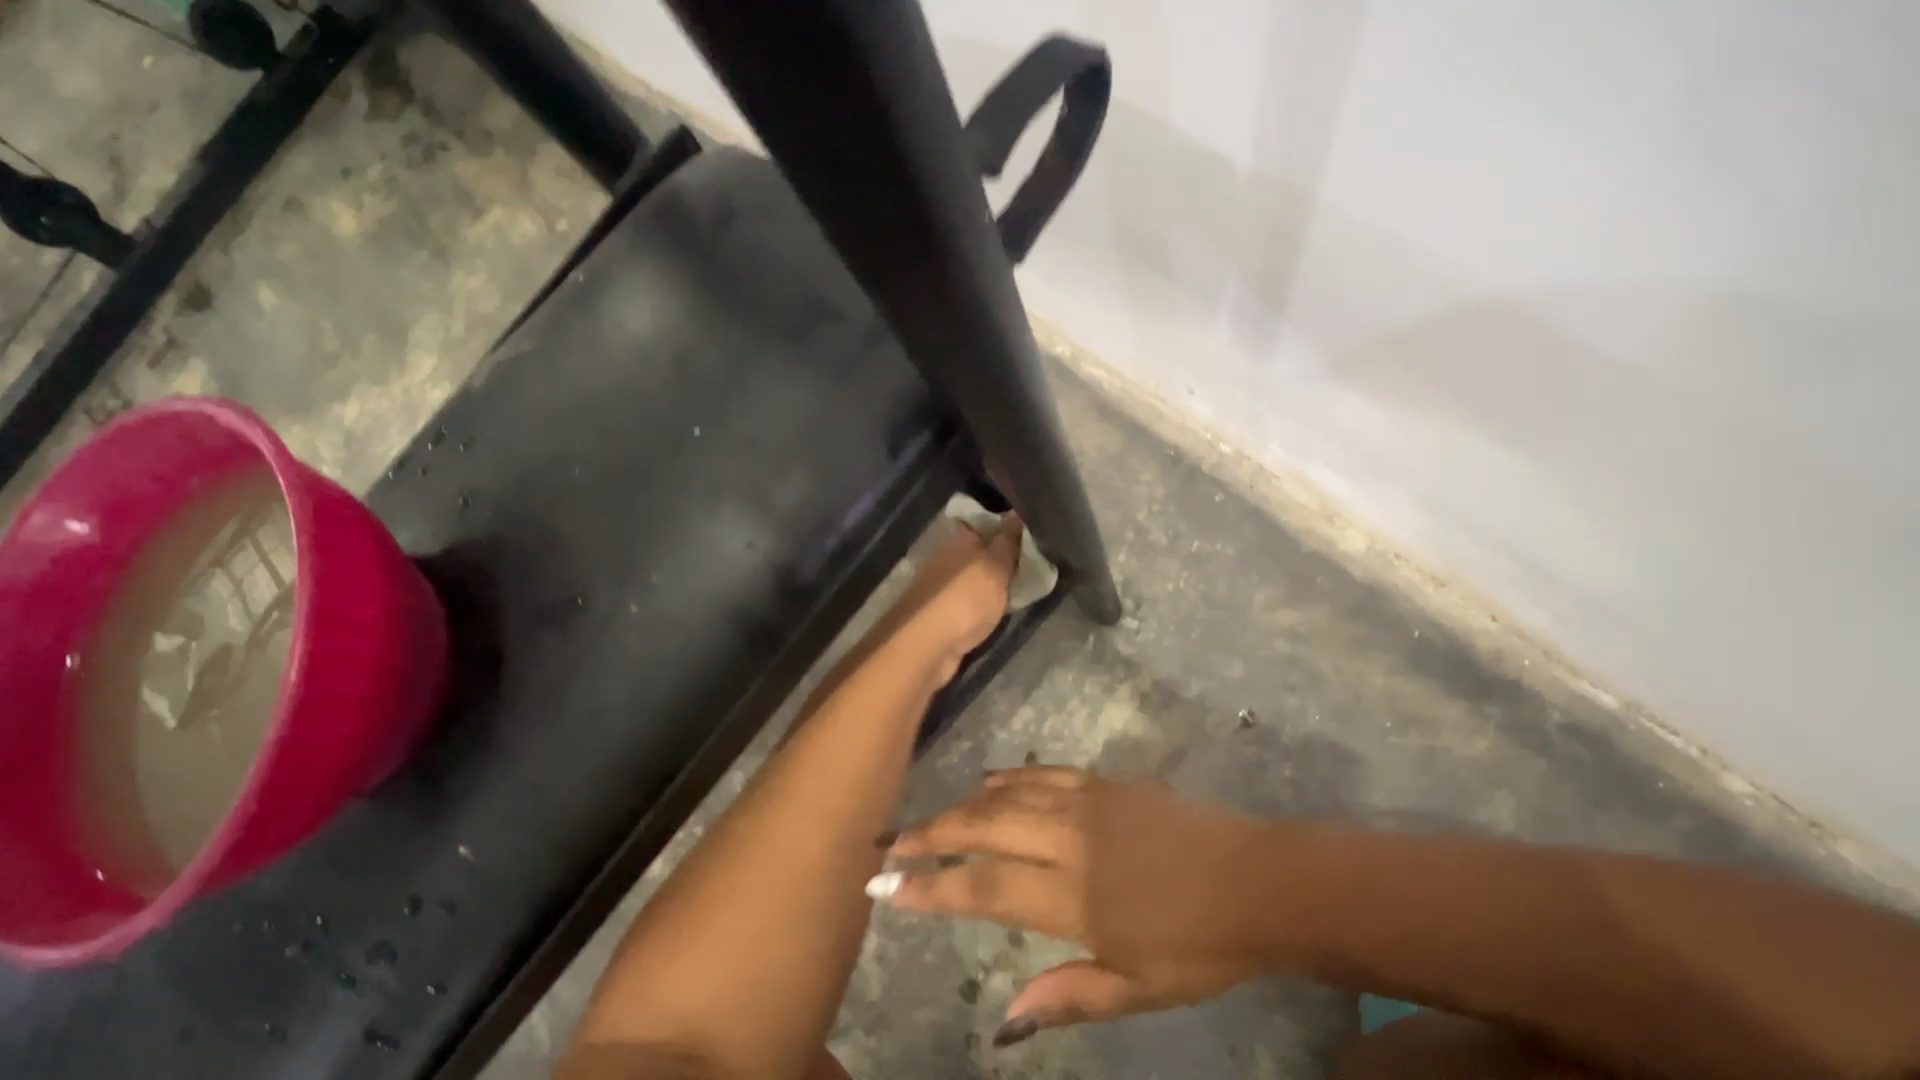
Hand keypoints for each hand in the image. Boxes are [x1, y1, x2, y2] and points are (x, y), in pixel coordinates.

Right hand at [870, 767, 1273, 1045]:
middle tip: (892, 841)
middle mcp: (1070, 841)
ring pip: (1010, 795)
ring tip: (930, 816)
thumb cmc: (1201, 947)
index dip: (931, 887)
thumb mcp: (1137, 989)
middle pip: (984, 828)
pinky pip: (1049, 773)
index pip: (983, 887)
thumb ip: (1068, 997)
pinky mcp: (1112, 785)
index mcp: (1072, 897)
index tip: (887, 886)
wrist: (1263, 882)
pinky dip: (1012, 776)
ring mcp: (1091, 805)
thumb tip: (1003, 1016)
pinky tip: (991, 778)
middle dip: (931, 834)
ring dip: (964, 804)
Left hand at [893, 515, 1022, 669]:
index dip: (1004, 523)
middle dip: (1002, 555)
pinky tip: (1003, 610)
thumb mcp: (995, 564)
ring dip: (994, 583)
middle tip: (1037, 561)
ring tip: (1027, 586)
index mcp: (956, 540)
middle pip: (978, 551)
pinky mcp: (942, 618)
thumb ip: (1008, 540)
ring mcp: (942, 589)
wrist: (927, 646)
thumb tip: (1016, 512)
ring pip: (975, 579)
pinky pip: (971, 604)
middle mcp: (946, 559)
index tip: (1031, 529)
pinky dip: (985, 606)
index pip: (980, 521)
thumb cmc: (964, 597)